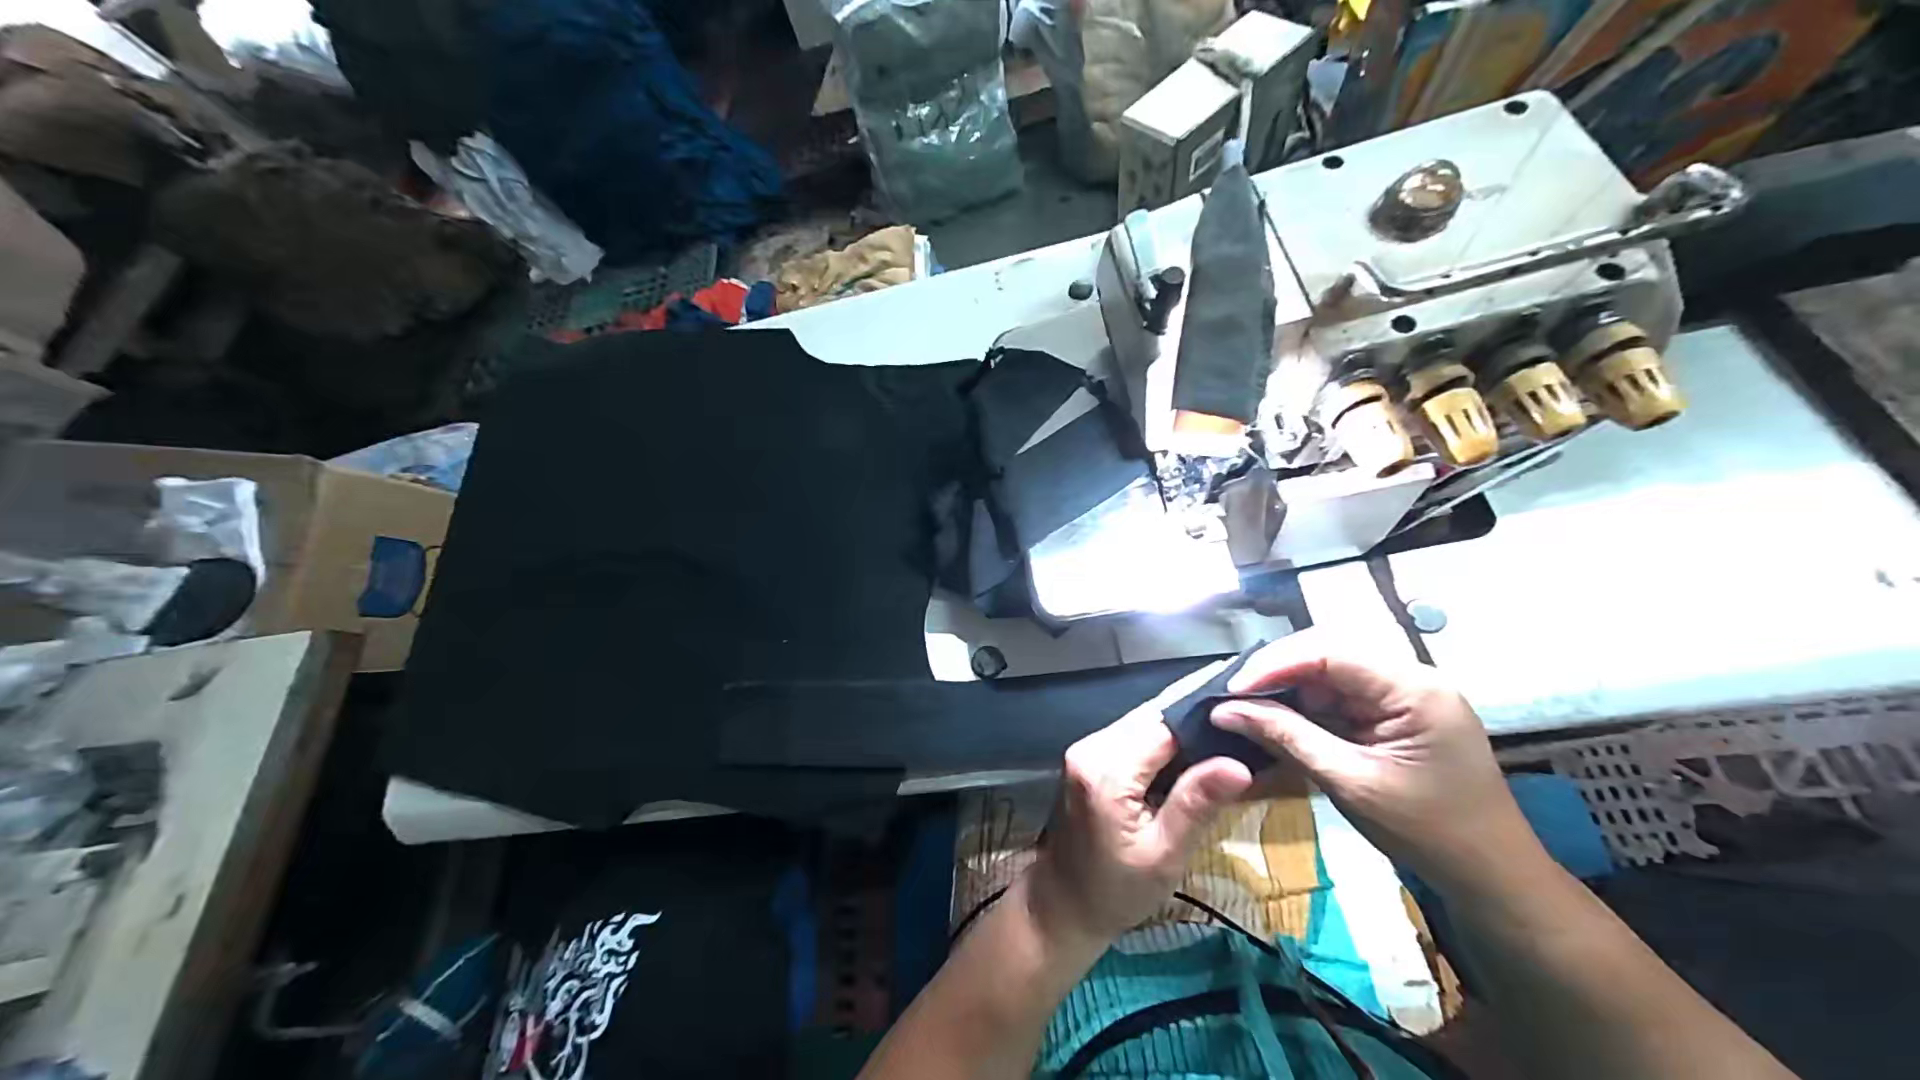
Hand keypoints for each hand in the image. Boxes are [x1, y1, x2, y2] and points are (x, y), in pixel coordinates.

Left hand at [1029, 662, 1254, 946]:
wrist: (1063, 903)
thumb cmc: (1114, 890)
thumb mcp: (1164, 855)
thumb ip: (1196, 805)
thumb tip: (1238, 764)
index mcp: (1107, 770)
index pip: (1166, 725)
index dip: (1207, 721)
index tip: (1249, 722)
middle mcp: (1091, 747)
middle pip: (1154, 716)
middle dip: (1197, 720)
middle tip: (1245, 727)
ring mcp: (1086, 748)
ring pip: (1144, 721)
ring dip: (1181, 729)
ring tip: (1227, 739)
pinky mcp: (1089, 755)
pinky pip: (1133, 735)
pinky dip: (1163, 741)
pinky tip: (1192, 754)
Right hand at [1209, 630, 1537, 891]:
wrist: (1494, 877)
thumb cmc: (1428, 832)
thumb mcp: (1349, 782)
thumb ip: (1287, 737)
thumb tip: (1223, 711)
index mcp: (1414, 688)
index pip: (1329, 652)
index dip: (1273, 665)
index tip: (1230, 691)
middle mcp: (1411, 677)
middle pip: (1328, 651)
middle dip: (1277, 672)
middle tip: (1234, 698)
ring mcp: (1405, 694)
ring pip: (1329, 670)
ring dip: (1288, 688)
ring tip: (1248, 707)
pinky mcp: (1396, 713)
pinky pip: (1341, 694)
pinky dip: (1307, 705)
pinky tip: (1280, 718)